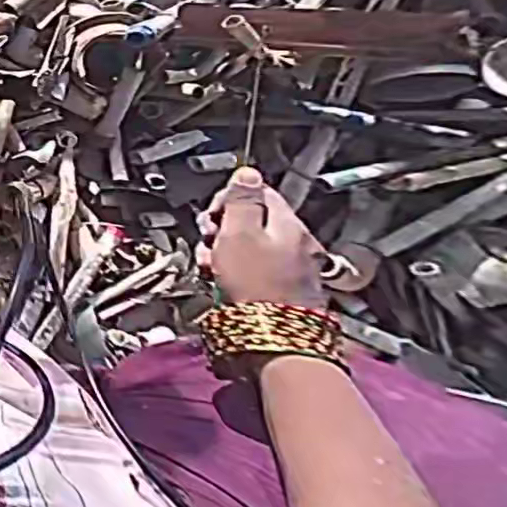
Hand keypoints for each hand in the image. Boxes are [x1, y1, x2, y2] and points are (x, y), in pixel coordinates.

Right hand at [198, 167, 326, 307]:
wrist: (273, 332)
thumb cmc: (255, 283)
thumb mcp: (239, 232)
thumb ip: (242, 200)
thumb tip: (248, 174)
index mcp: (288, 224)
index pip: (258, 191)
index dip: (228, 198)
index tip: (213, 212)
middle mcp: (296, 242)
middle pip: (251, 218)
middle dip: (222, 224)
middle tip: (210, 236)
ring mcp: (292, 264)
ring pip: (248, 241)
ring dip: (223, 247)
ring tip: (215, 261)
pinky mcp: (282, 284)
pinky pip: (252, 263)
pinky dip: (233, 266)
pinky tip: (223, 275)